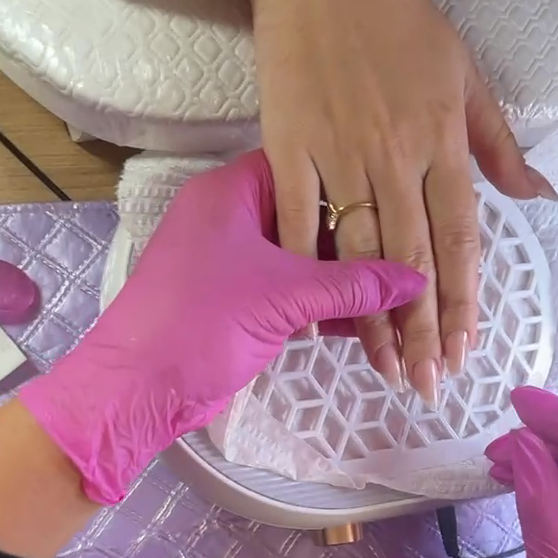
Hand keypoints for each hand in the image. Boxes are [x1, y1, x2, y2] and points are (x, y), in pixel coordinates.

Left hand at [18, 152, 427, 504]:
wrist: (140, 389)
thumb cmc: (200, 322)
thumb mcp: (283, 296)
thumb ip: (352, 285)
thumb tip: (415, 280)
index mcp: (235, 192)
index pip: (309, 168)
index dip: (359, 183)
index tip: (407, 199)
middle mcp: (238, 219)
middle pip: (315, 220)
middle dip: (364, 246)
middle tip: (417, 257)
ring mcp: (241, 264)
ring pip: (309, 264)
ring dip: (350, 286)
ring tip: (405, 299)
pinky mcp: (245, 305)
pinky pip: (297, 297)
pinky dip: (329, 311)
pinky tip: (374, 326)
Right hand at [235, 0, 554, 407]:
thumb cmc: (399, 23)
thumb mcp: (466, 74)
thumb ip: (498, 145)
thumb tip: (540, 194)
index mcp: (440, 139)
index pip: (460, 238)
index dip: (464, 301)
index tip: (465, 350)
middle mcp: (394, 156)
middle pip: (412, 261)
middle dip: (423, 330)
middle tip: (428, 385)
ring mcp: (337, 156)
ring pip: (358, 254)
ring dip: (373, 320)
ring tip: (386, 370)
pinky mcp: (287, 151)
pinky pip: (297, 225)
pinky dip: (306, 274)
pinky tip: (316, 324)